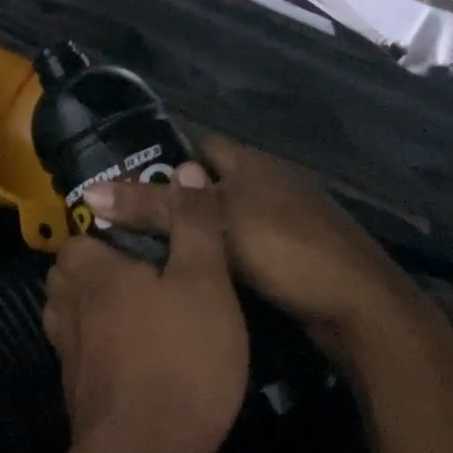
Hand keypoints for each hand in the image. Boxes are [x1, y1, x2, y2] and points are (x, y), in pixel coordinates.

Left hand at [43, 163, 249, 452]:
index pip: (90, 223)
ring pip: (78, 304)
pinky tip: (137, 355)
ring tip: (151, 315)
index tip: (156, 241)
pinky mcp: (72, 381)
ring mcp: (62, 341)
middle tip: (159, 279)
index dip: (122, 225)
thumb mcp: (204, 283)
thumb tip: (188, 168)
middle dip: (111, 264)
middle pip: (81, 263)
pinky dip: (104, 342)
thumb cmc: (177, 359)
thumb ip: (193, 224)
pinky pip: (84, 343)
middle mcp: (62, 295)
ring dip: (105, 305)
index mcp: (87, 262)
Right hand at [90, 136, 422, 350]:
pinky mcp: (306, 257)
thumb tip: (88, 192)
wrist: (364, 308)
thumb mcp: (208, 222)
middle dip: (182, 199)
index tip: (134, 182)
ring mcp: (295, 220)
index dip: (167, 158)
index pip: (200, 144)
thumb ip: (150, 206)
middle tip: (140, 223)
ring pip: (235, 216)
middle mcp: (274, 181)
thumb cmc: (283, 247)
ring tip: (165, 252)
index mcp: (252, 162)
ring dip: (206, 230)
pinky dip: (231, 255)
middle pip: (216, 182)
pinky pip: (254, 245)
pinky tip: (210, 275)